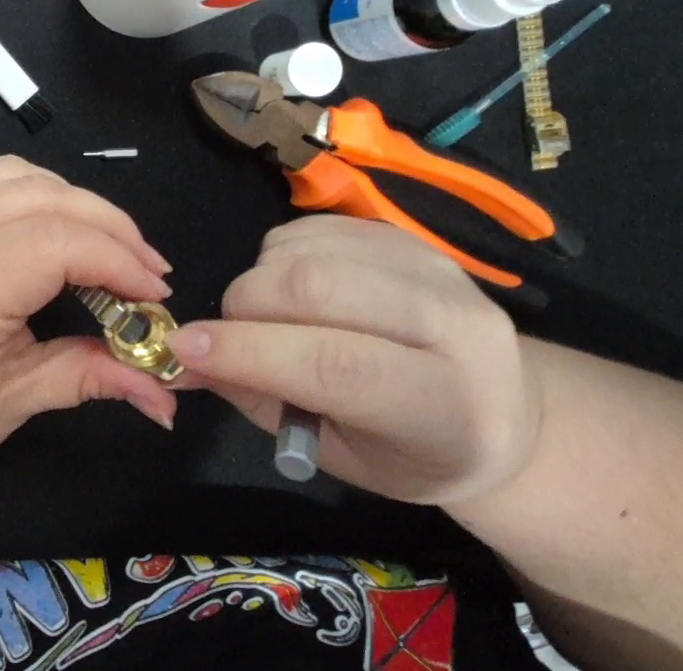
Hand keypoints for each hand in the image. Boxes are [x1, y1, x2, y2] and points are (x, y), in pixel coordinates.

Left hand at [0, 156, 176, 487]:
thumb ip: (87, 377)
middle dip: (111, 229)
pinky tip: (55, 226)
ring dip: (75, 201)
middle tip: (147, 274)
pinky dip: (35, 190)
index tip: (154, 297)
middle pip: (48, 198)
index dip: (119, 261)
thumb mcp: (8, 405)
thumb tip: (164, 391)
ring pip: (19, 175)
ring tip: (107, 247)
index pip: (59, 244)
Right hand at [170, 216, 543, 504]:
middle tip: (226, 334)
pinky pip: (314, 228)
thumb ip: (258, 400)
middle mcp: (452, 326)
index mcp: (444, 404)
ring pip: (309, 250)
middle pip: (317, 287)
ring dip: (259, 279)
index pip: (334, 365)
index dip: (248, 351)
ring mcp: (434, 269)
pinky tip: (292, 289)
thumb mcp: (338, 453)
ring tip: (267, 315)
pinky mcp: (409, 238)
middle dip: (245, 305)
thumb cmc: (412, 451)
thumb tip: (178, 361)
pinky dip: (277, 256)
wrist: (504, 410)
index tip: (184, 348)